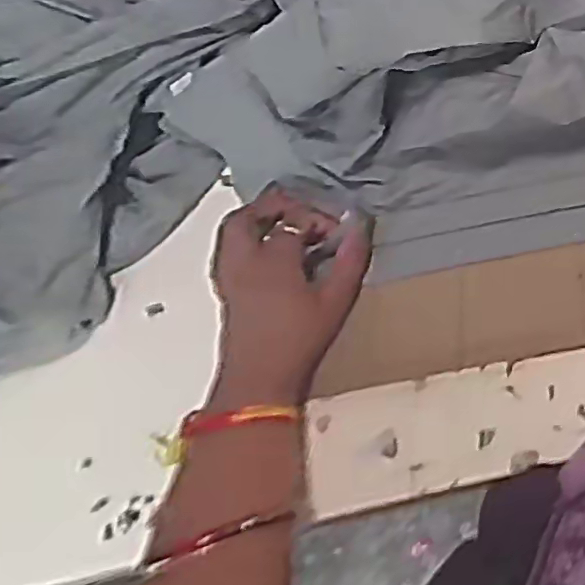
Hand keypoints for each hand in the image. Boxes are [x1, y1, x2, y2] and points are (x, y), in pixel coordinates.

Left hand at [207, 187, 371, 406]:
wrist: (259, 378)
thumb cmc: (302, 337)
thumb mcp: (338, 298)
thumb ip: (351, 258)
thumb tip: (360, 226)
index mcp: (271, 260)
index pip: (293, 221)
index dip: (318, 219)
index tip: (339, 231)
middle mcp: (242, 261)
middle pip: (248, 217)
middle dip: (276, 206)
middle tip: (305, 210)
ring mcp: (228, 274)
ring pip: (233, 231)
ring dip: (260, 219)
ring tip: (290, 225)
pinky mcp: (225, 287)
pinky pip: (231, 247)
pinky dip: (250, 236)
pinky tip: (275, 250)